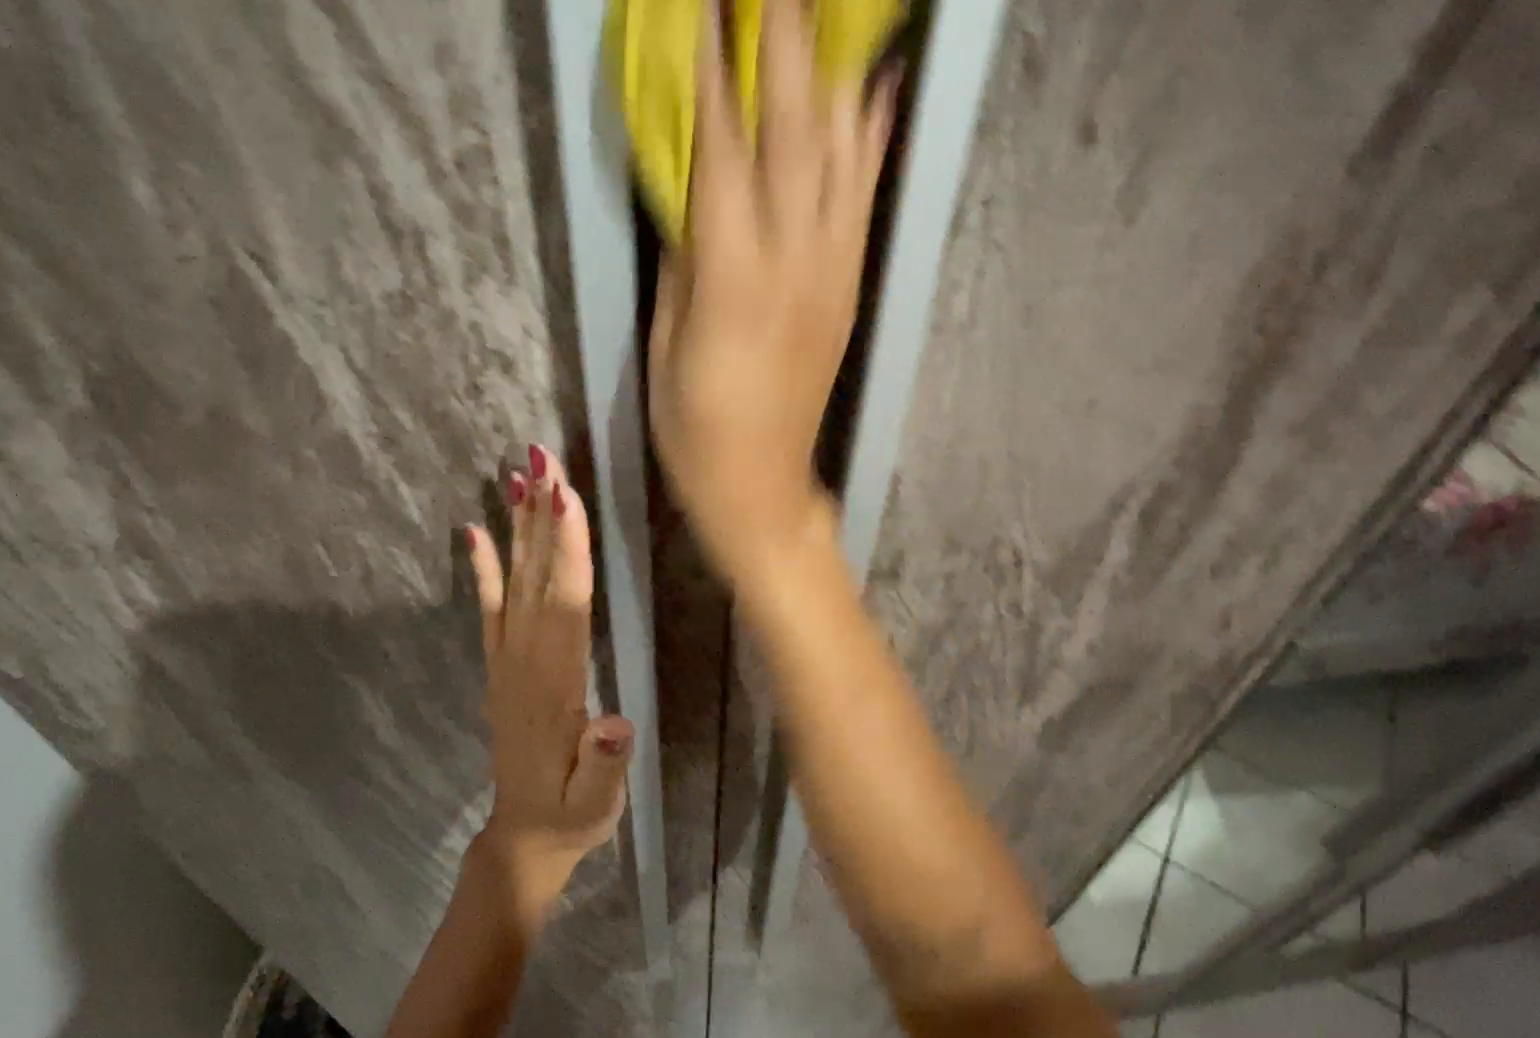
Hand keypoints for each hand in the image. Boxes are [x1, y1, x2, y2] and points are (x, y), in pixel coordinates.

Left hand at [464, 445, 633, 904]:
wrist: (524, 838)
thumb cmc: (572, 817)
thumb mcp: (596, 805)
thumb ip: (603, 766)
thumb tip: (613, 724)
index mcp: (553, 689)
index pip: (564, 609)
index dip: (566, 553)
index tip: (566, 499)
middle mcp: (524, 665)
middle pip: (534, 580)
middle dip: (540, 517)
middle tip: (541, 458)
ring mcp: (507, 663)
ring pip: (513, 584)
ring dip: (517, 527)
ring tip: (519, 474)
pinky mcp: (501, 666)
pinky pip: (488, 609)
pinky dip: (484, 566)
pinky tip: (476, 529)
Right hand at [648, 0, 899, 581]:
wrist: (762, 488)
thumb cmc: (693, 430)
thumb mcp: (664, 347)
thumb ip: (681, 260)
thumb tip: (691, 186)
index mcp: (733, 284)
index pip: (723, 157)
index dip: (713, 78)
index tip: (704, 15)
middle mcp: (794, 265)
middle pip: (793, 136)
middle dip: (782, 46)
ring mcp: (833, 273)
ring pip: (841, 156)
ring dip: (832, 73)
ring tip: (828, 15)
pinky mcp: (851, 286)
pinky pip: (866, 198)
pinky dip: (872, 136)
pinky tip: (876, 85)